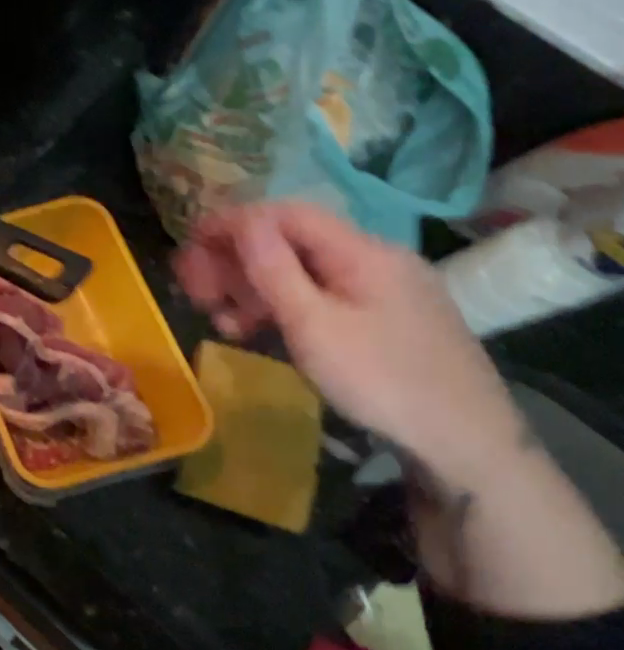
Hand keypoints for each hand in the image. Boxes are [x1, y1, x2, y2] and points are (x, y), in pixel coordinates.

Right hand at [174, 201, 524, 484]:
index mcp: (362, 253)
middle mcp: (373, 259)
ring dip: (251, 289)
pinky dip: (278, 307)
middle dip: (235, 261)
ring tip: (220, 322)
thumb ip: (275, 271)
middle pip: (290, 241)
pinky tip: (256, 332)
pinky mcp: (380, 316)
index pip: (287, 215)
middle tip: (195, 293)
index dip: (233, 223)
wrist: (461, 435)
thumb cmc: (379, 378)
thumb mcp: (314, 325)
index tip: (188, 246)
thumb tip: (243, 222)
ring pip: (299, 271)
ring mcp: (379, 288)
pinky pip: (317, 296)